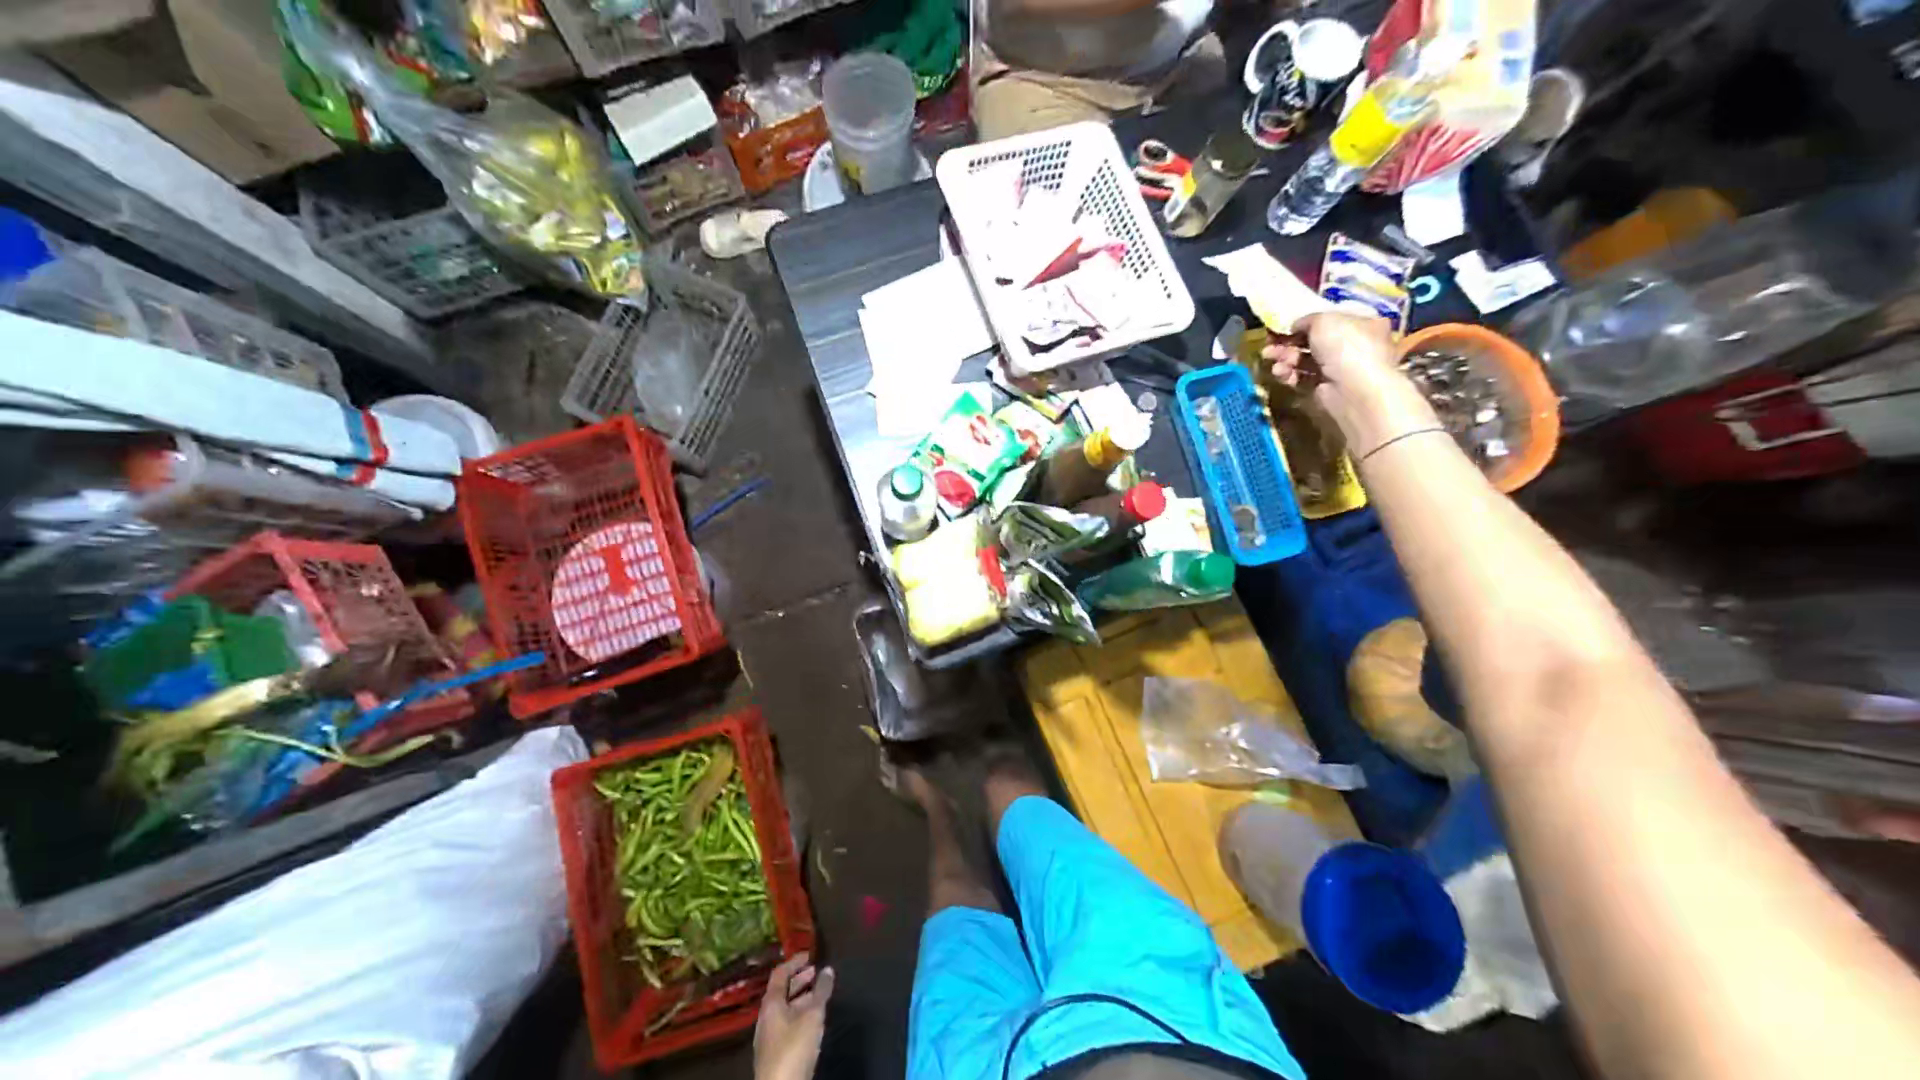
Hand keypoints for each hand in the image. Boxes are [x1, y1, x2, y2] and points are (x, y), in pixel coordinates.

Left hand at [754, 952, 834, 1079]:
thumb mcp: (812, 1016)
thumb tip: (828, 969)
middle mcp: (766, 1016)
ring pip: (785, 1008)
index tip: (810, 954)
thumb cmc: (794, 1047)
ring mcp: (769, 1035)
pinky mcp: (775, 1051)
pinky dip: (799, 1013)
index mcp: (771, 1003)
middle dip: (799, 979)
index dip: (794, 961)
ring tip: (819, 993)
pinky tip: (813, 1019)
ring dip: (801, 997)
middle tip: (816, 971)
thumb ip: (821, 991)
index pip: (780, 973)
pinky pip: (787, 1022)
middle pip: (781, 991)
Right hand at [1262, 312, 1438, 455]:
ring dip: (1284, 358)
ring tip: (1270, 358)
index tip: (1282, 327)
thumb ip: (1306, 320)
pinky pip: (1303, 378)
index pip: (1329, 320)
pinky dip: (1289, 374)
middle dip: (1287, 343)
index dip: (1304, 323)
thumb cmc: (1345, 345)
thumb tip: (1295, 327)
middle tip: (1268, 344)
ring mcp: (1338, 369)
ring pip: (1305, 360)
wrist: (1354, 388)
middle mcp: (1352, 345)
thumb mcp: (1323, 320)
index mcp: (1361, 323)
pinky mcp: (1325, 389)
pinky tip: (1280, 373)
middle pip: (1312, 342)